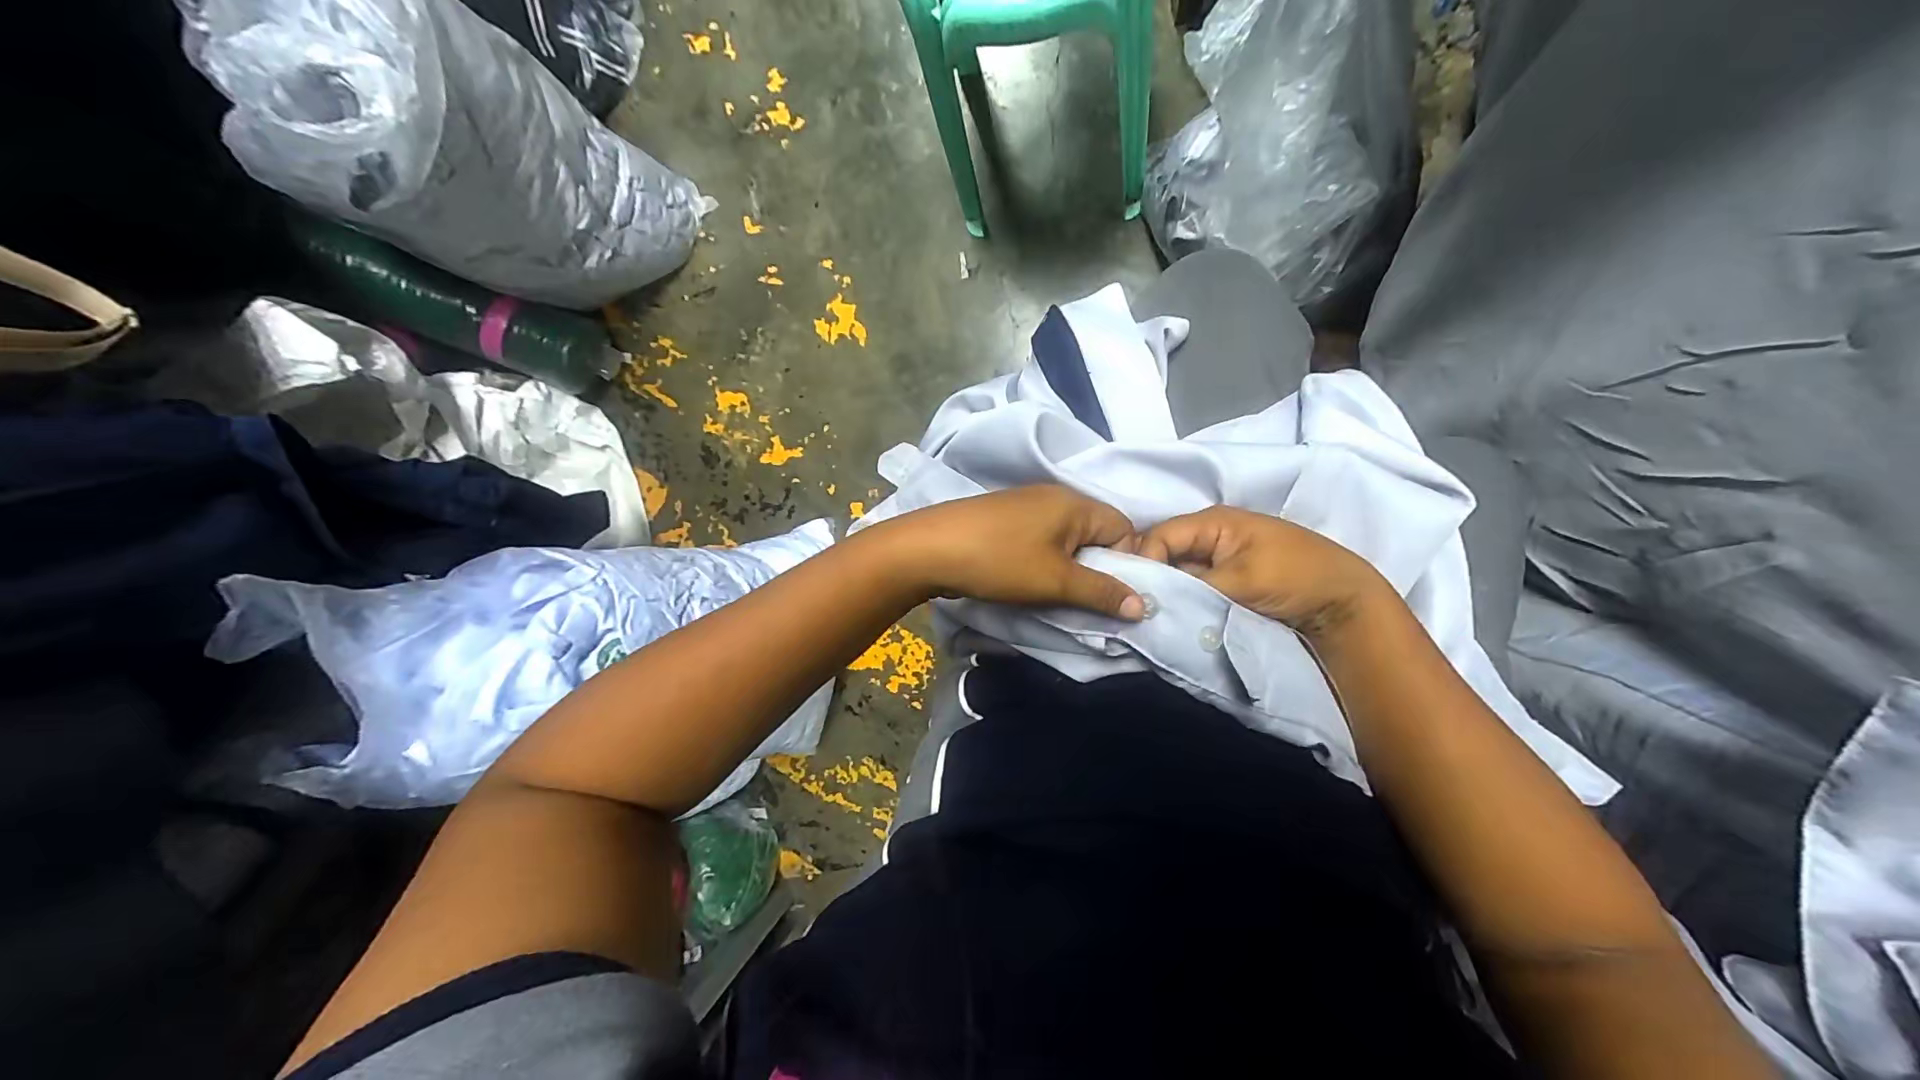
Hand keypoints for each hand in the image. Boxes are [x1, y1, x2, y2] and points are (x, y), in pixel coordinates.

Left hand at [869, 486, 1145, 619]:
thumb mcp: (1056, 581)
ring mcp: (1028, 504)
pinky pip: (1042, 538)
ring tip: (1055, 593)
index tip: (1109, 593)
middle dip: (1097, 567)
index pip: (1124, 528)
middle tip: (1084, 598)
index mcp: (1075, 503)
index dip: (1125, 562)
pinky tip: (1028, 579)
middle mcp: (1055, 496)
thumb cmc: (1000, 561)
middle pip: (1096, 532)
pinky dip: (1045, 560)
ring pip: (1068, 538)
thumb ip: (1102, 592)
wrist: (929, 548)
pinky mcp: (1006, 517)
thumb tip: (1145, 605)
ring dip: (1069, 567)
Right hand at [1135, 506, 1391, 638]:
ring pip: (1175, 573)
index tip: (1135, 594)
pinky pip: (1192, 589)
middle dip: (1150, 577)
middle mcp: (1209, 536)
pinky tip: (1173, 617)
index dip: (1142, 561)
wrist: (1345, 605)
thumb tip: (1150, 597)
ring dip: (1166, 592)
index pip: (1158, 536)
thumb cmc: (1295, 577)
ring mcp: (1217, 561)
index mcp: (1213, 522)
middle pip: (1163, 553)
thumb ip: (1192, 585)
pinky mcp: (1224, 584)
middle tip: (1136, 605)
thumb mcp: (1240, 579)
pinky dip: (1182, 602)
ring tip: (1151, 614)